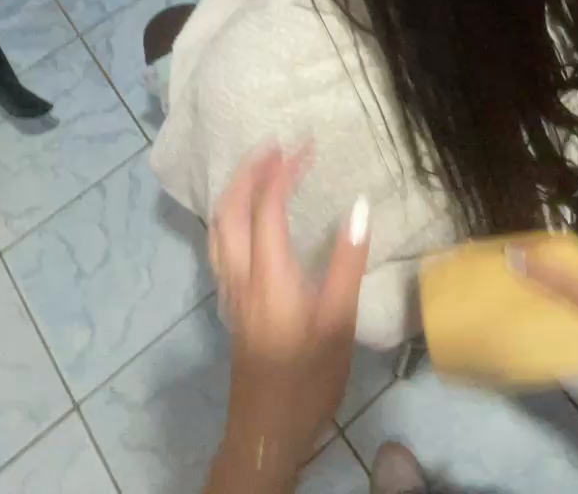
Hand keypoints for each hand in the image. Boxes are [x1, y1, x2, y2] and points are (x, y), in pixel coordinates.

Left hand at [205, 146, 369, 491]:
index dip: (282, 171)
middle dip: (248, 172)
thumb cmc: (308, 378)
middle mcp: (240, 275)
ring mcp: (230, 291)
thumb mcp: (339, 321)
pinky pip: (220, 244)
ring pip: (218, 228)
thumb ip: (347, 261)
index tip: (304, 144)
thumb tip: (359, 204)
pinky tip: (247, 217)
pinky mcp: (231, 304)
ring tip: (258, 169)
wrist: (266, 433)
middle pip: (228, 210)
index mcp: (268, 274)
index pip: (267, 207)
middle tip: (273, 146)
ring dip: (234, 191)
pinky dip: (230, 215)